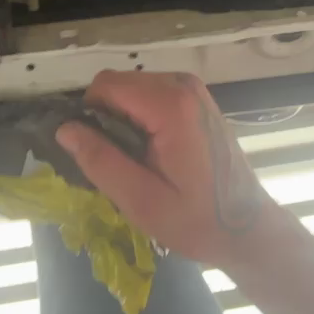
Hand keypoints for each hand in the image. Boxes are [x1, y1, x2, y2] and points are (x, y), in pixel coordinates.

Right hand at [56, 70, 279, 267]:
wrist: (248, 229)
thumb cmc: (197, 220)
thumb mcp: (141, 200)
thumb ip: (100, 161)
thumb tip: (65, 129)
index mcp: (170, 105)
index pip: (106, 85)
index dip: (90, 115)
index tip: (97, 152)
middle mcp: (182, 84)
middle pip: (118, 84)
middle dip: (107, 118)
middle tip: (119, 162)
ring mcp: (191, 88)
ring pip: (132, 87)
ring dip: (123, 118)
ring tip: (137, 160)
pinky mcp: (195, 97)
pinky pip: (150, 93)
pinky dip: (141, 116)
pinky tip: (153, 151)